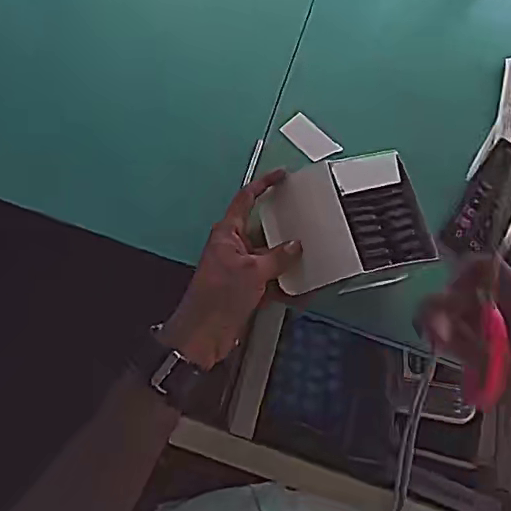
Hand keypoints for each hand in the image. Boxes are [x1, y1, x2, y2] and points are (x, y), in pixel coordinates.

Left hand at [160, 169, 300, 367]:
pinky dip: (285, 284)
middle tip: (302, 219)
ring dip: (286, 260)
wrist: (203, 336)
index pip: (246, 199)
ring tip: (307, 258)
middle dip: (282, 228)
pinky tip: (300, 290)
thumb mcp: (252, 272)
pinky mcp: (247, 288)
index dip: (264, 184)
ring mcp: (241, 268)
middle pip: (262, 229)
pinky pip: (272, 280)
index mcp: (227, 234)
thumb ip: (277, 257)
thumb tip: (293, 247)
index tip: (280, 175)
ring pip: (270, 256)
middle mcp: (233, 247)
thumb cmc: (214, 299)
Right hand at [419, 256, 510, 449]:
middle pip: (472, 294)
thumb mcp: (510, 371)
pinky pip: (473, 344)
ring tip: (436, 346)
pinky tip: (450, 361)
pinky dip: (458, 348)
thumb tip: (432, 319)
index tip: (444, 300)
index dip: (462, 276)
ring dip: (449, 328)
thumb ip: (468, 344)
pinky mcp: (503, 363)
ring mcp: (509, 341)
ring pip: (469, 319)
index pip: (488, 269)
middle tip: (431, 331)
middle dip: (448, 307)